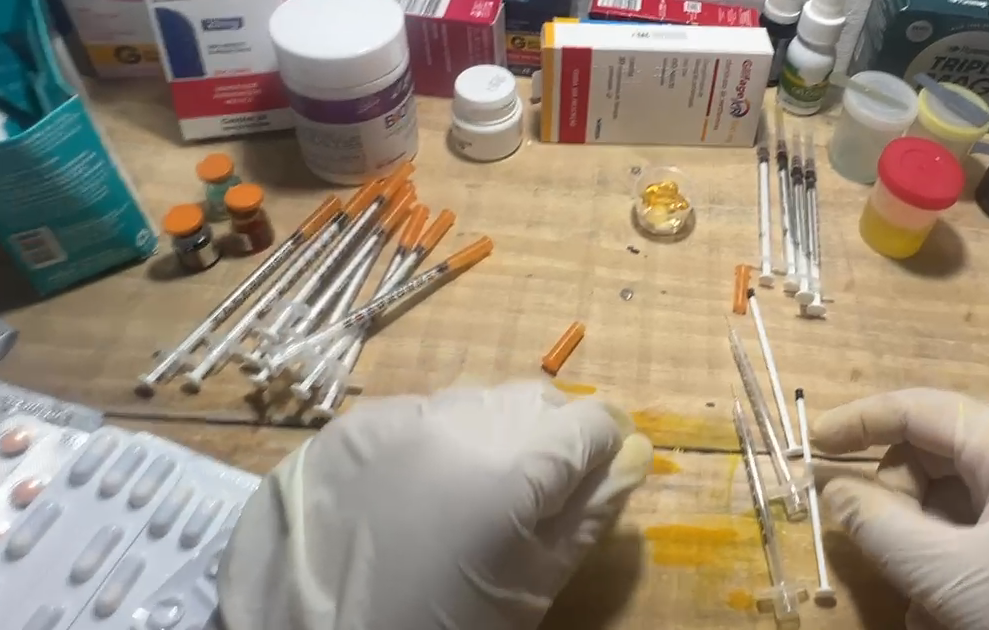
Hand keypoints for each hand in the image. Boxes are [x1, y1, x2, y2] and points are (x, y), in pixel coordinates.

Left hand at [219, 381, 653, 629]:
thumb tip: (633, 455)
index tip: (605, 462)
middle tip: (536, 487)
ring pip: (480, 398)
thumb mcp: (528, 589)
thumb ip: (589, 515)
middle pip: (537, 400)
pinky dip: (438, 436)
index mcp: (510, 473)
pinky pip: (422, 410)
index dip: (606, 440)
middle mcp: (458, 424)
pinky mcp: (355, 423)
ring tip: (472, 487)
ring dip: (496, 429)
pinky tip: (419, 485)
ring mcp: (400, 417)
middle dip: (553, 434)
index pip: (590, 420)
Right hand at [811, 388, 988, 629]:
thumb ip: (882, 527)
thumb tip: (832, 489)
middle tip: (883, 554)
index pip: (922, 408)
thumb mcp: (954, 580)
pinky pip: (978, 533)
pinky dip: (950, 567)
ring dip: (922, 548)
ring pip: (952, 500)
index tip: (812, 443)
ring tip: (923, 607)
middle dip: (900, 504)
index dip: (861, 420)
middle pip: (935, 455)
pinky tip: (946, 618)